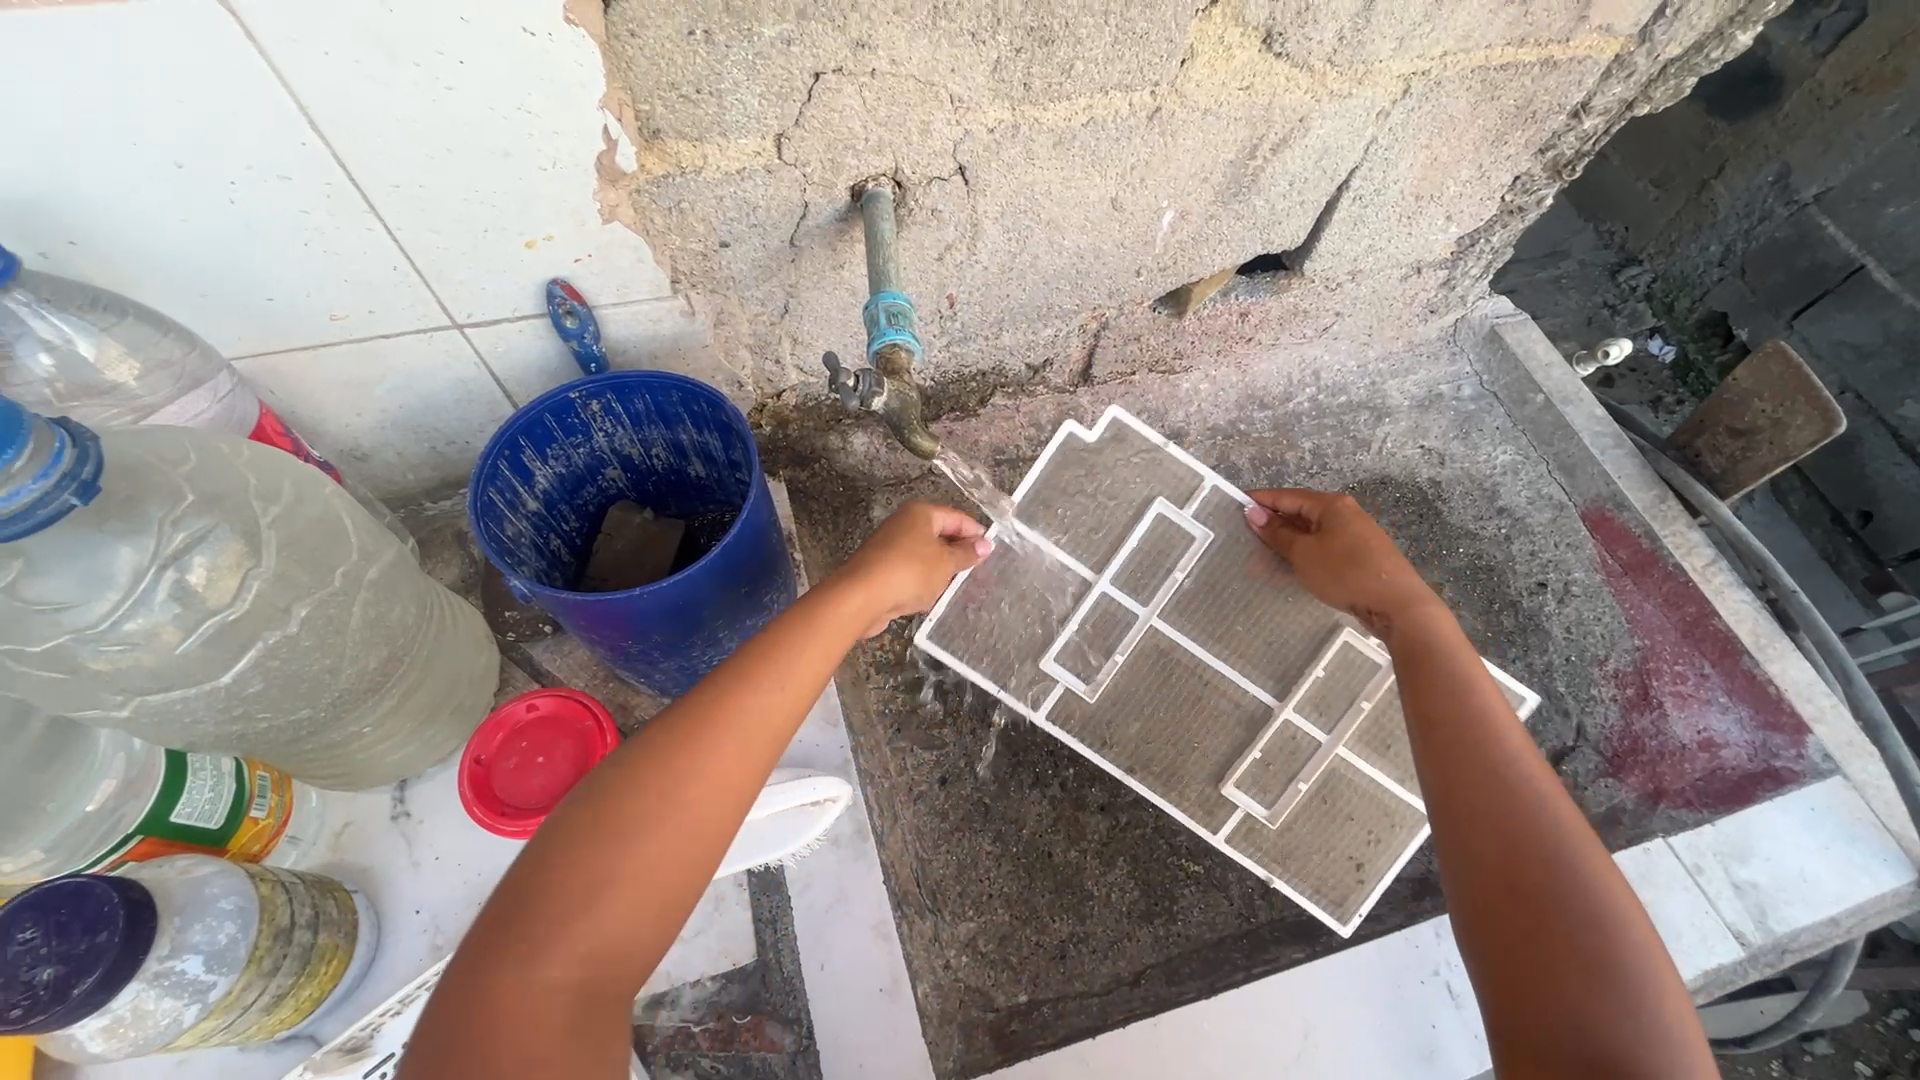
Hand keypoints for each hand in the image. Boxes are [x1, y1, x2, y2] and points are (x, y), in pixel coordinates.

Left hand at [832, 502, 992, 636]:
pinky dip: (925, 581)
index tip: (992, 552)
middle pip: (940, 534)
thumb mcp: (946, 563)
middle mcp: (904, 524)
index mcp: (921, 513)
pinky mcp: (883, 569)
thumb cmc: (909, 572)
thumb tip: (985, 544)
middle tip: (979, 571)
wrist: (862, 597)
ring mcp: (891, 546)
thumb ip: (966, 553)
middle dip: (959, 553)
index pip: (957, 518)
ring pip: (926, 555)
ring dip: (943, 570)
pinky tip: (934, 596)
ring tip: (960, 586)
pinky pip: (912, 571)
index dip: (976, 533)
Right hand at [1243, 488, 1446, 638]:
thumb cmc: (1345, 572)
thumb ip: (1277, 533)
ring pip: (1312, 530)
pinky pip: (1324, 544)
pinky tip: (1293, 564)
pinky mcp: (1361, 553)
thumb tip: (1254, 513)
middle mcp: (1344, 512)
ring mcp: (1355, 532)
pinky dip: (1305, 551)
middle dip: (1272, 522)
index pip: (1286, 496)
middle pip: (1300, 511)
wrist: (1397, 603)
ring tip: (1263, 552)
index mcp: (1330, 504)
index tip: (1235, 506)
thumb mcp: (1303, 553)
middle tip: (1244, 533)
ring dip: (1288, 539)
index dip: (1259, 500)